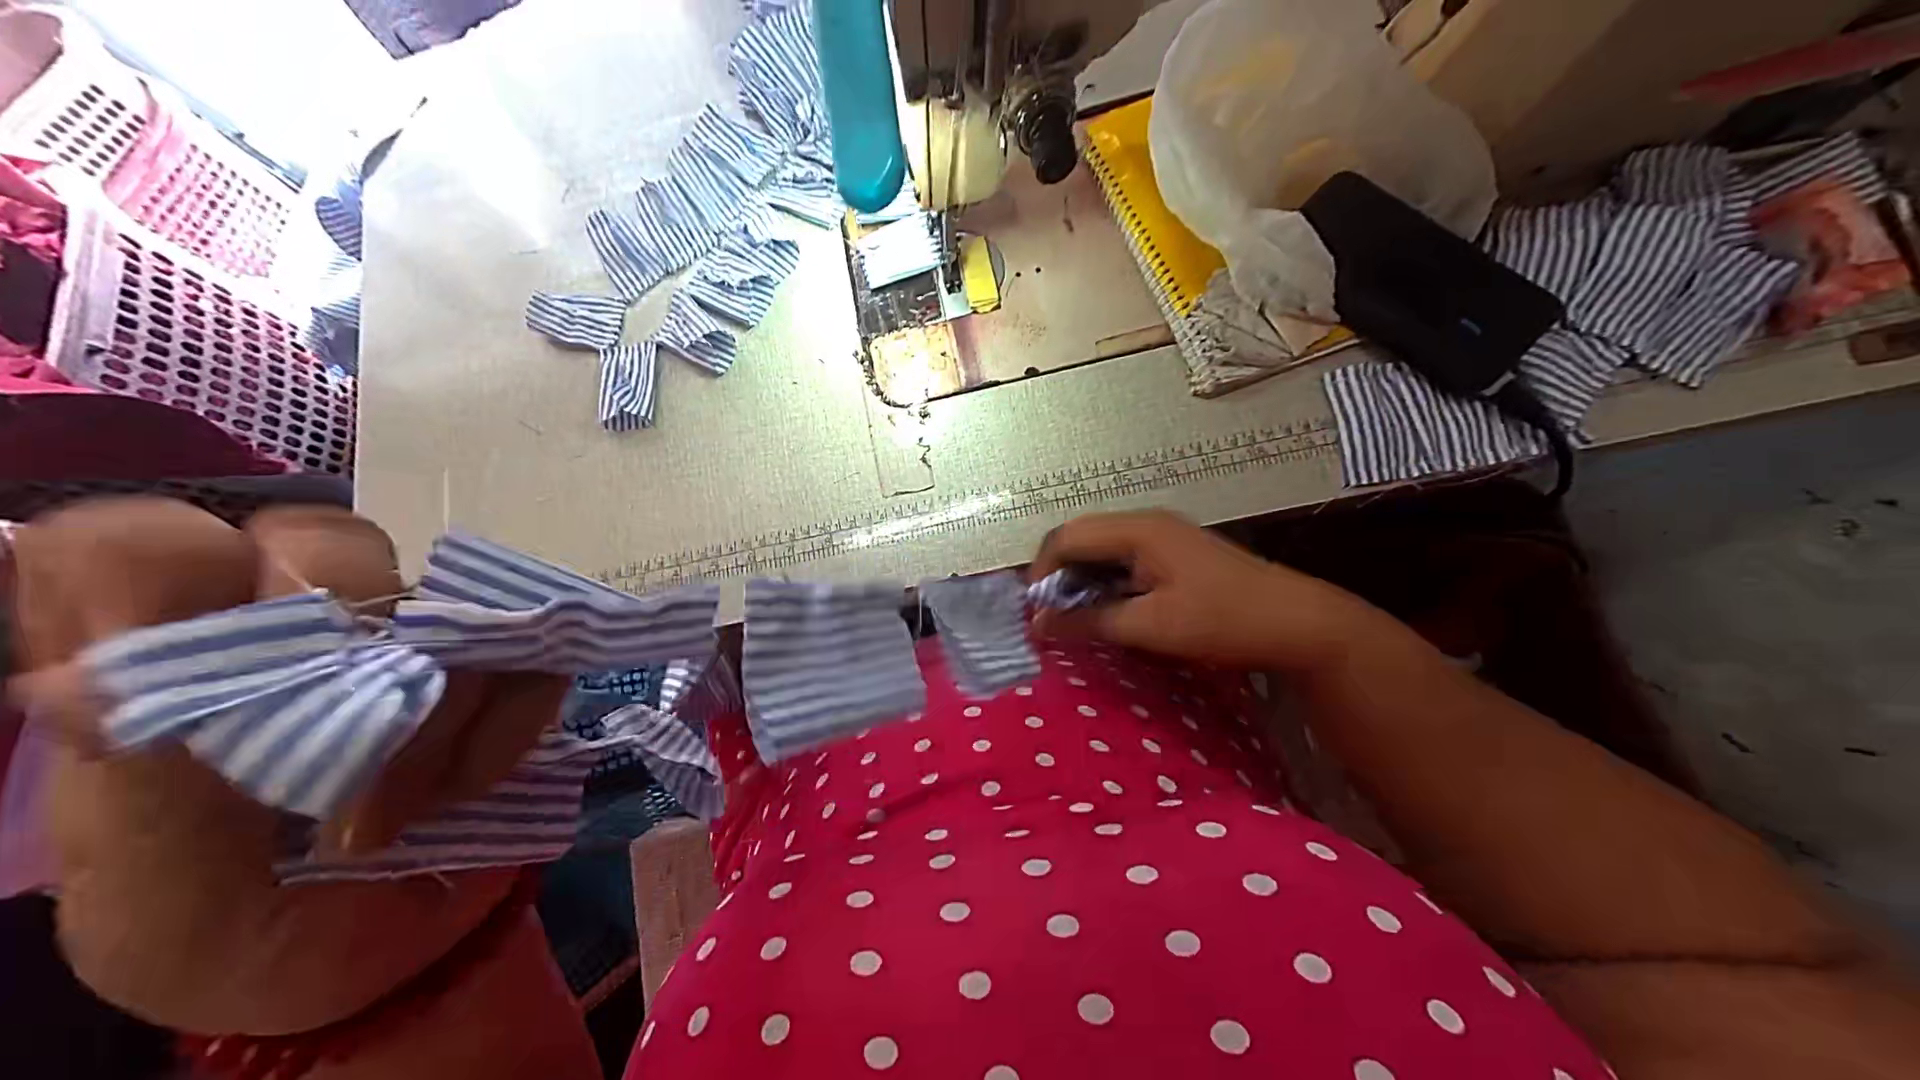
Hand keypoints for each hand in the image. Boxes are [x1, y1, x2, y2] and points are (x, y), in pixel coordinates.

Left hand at [2, 497, 569, 1033]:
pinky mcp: (513, 670)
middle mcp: (304, 622)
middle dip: (346, 654)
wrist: (382, 956)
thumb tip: (93, 688)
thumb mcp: (157, 893)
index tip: (201, 679)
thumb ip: (136, 790)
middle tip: (338, 764)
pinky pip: (536, 661)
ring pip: (450, 606)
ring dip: (433, 723)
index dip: (173, 572)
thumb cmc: (241, 932)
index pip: (148, 539)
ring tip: (400, 815)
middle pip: (332, 545)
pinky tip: (469, 790)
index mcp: (176, 658)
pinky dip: (508, 733)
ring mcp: (424, 639)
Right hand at [1029, 510, 1376, 671]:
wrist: (1296, 623)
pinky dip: (1105, 583)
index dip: (1042, 572)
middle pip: (1081, 537)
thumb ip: (1089, 622)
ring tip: (1076, 618)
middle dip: (1058, 575)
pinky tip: (1109, 611)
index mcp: (1138, 530)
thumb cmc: (1222, 621)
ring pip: (1101, 549)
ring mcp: (1162, 535)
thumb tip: (1038, 624)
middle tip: (1052, 617)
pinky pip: (1122, 560)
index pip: (1066, 537)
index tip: (1036, 613)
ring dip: (1081, 580)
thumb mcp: (1150, 627)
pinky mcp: (1174, 553)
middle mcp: (1145, 522)